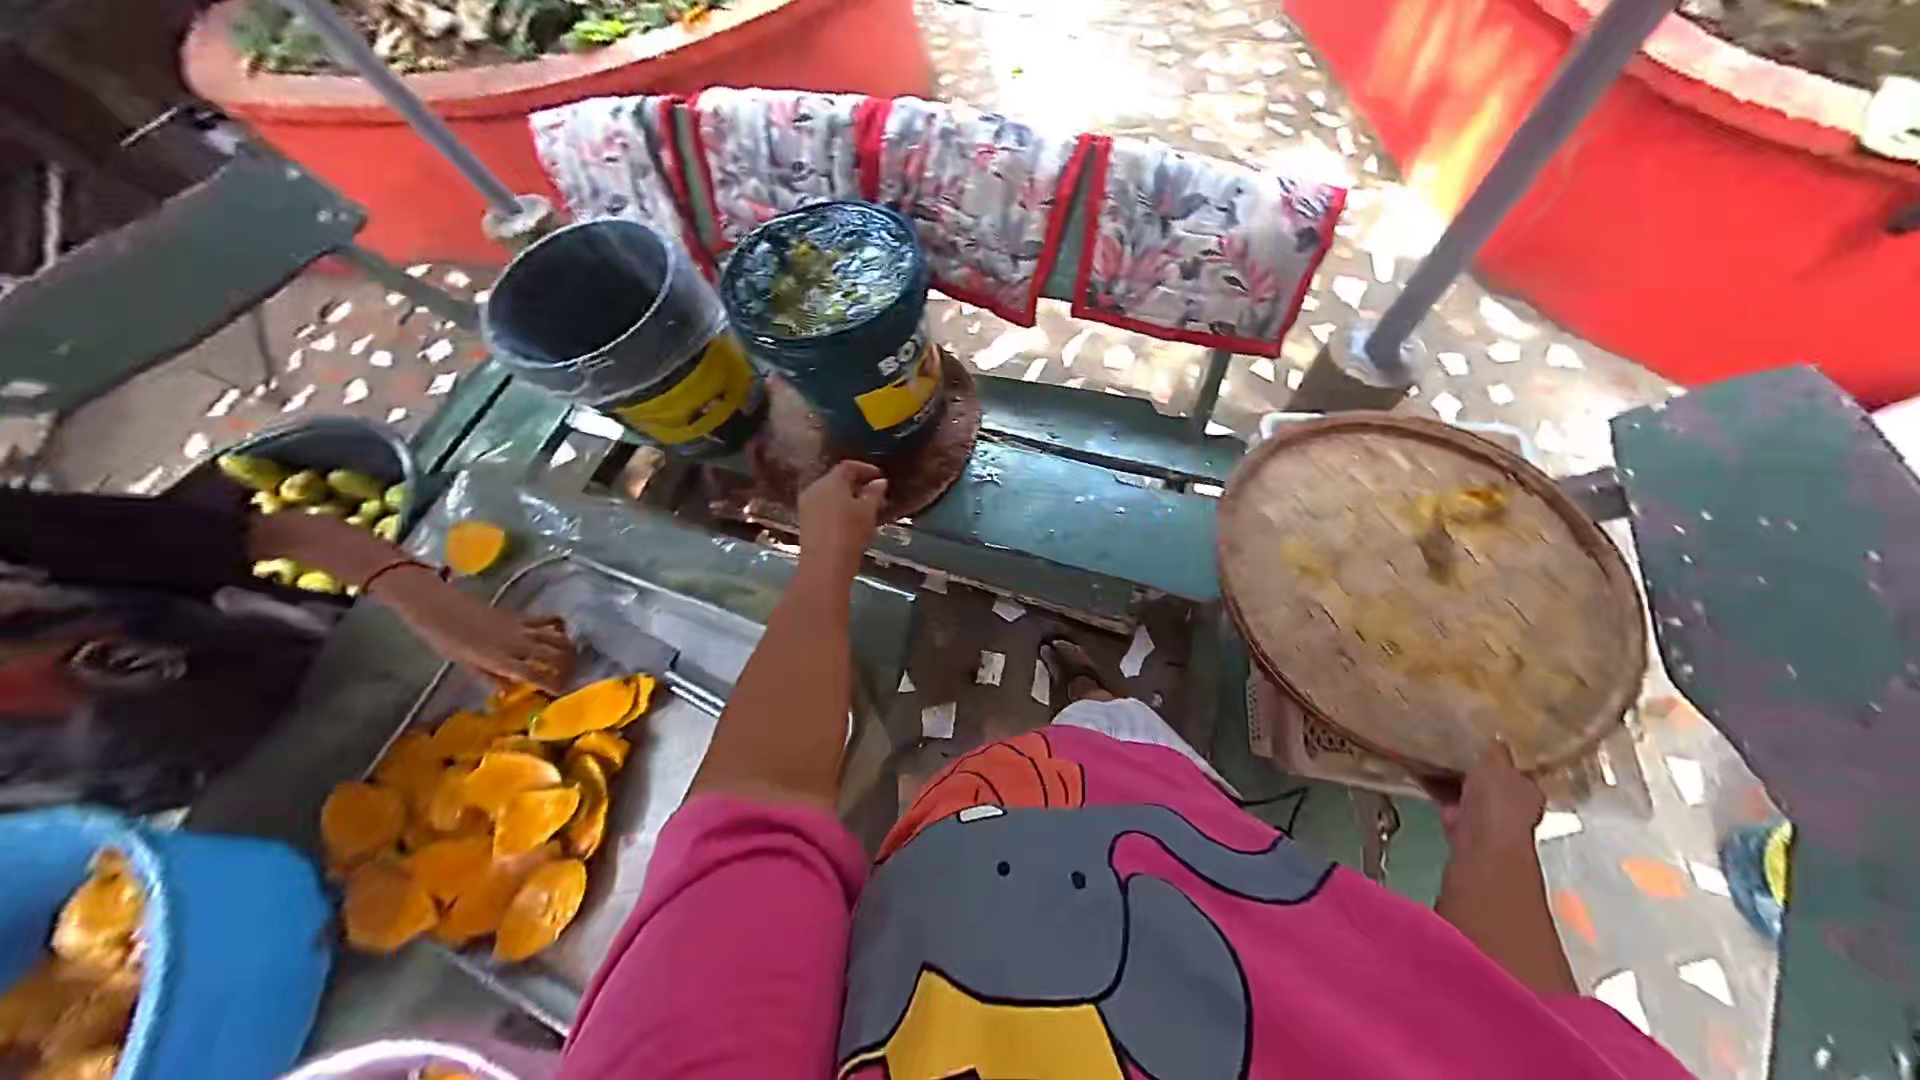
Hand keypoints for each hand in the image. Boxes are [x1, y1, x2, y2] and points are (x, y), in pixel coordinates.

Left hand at [374, 567, 575, 692]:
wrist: (438, 607)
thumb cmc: (444, 638)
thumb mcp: (463, 664)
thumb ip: (489, 676)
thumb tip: (508, 691)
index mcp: (500, 660)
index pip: (535, 675)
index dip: (553, 684)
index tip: (562, 692)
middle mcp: (517, 644)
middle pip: (554, 656)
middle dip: (567, 668)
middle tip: (570, 676)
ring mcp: (522, 628)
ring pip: (558, 638)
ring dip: (568, 649)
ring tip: (571, 658)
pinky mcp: (521, 615)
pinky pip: (548, 620)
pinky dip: (559, 626)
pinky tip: (561, 632)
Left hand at [797, 460, 886, 581]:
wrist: (824, 565)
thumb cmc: (849, 533)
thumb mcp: (867, 512)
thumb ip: (874, 494)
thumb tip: (880, 482)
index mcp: (831, 482)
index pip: (848, 466)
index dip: (865, 469)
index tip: (880, 477)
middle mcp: (815, 489)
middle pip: (837, 480)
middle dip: (858, 486)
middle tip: (876, 496)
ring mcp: (807, 505)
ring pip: (830, 495)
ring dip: (848, 499)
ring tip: (867, 511)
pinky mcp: (805, 521)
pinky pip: (824, 507)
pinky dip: (838, 509)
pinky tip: (852, 522)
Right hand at [1435, 741, 1543, 853]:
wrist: (1480, 835)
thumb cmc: (1500, 799)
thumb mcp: (1500, 766)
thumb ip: (1497, 752)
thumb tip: (1497, 738)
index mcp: (1527, 788)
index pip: (1515, 766)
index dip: (1500, 752)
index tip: (1481, 735)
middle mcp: (1507, 800)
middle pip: (1487, 775)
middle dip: (1470, 760)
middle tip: (1451, 735)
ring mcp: (1481, 809)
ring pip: (1462, 783)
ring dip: (1447, 769)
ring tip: (1429, 743)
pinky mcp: (1456, 813)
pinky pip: (1442, 790)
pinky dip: (1430, 779)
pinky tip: (1416, 762)